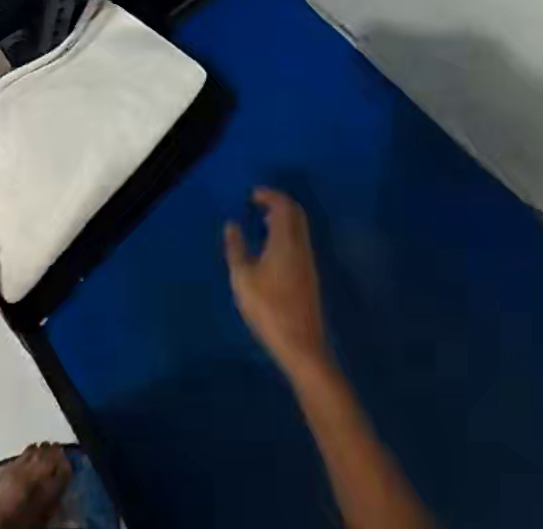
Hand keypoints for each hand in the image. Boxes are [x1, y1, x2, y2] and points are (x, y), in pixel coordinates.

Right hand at [225, 187, 331, 374]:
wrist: (302, 346)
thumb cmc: (268, 309)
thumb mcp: (242, 278)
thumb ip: (236, 248)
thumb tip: (232, 225)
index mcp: (285, 242)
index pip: (284, 206)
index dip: (270, 195)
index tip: (253, 194)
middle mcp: (301, 247)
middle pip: (296, 214)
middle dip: (279, 203)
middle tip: (258, 203)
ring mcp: (308, 262)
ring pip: (300, 228)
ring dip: (283, 218)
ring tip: (261, 221)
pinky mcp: (310, 276)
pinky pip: (299, 241)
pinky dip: (286, 233)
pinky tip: (272, 247)